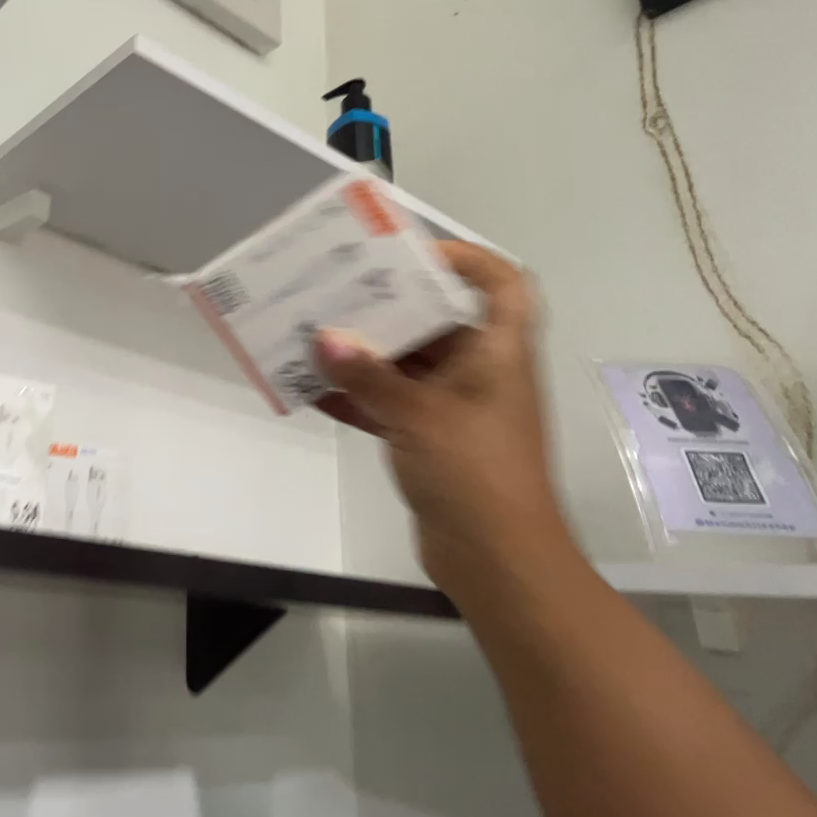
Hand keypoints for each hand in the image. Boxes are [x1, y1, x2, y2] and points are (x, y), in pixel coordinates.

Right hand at [313, 242, 576, 594]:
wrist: (498, 560)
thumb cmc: (474, 471)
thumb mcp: (417, 416)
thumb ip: (368, 377)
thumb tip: (324, 340)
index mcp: (499, 353)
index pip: (503, 284)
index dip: (465, 258)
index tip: (408, 255)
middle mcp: (480, 373)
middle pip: (438, 321)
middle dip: (388, 306)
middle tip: (337, 291)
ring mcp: (454, 408)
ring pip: (407, 366)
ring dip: (364, 355)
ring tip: (313, 336)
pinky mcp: (430, 441)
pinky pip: (390, 405)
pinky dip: (357, 398)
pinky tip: (314, 391)